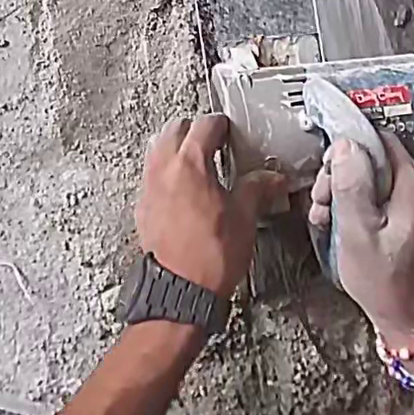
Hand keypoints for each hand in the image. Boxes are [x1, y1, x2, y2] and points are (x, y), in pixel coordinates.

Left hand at [135, 114, 287, 298]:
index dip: (221, 125)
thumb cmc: (210, 255)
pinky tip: (183, 188)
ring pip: (158, 149)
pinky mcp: (143, 206)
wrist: (181, 289)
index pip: (205, 125)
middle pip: (175, 129)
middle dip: (194, 130)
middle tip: (214, 142)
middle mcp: (164, 170)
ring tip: (198, 162)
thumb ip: (257, 188)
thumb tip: (271, 178)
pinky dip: (166, 172)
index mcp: (191, 164)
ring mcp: (149, 187)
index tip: (230, 131)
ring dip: (176, 148)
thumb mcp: (245, 216)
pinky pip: (152, 175)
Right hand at [308, 132, 413, 339]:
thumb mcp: (357, 232)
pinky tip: (338, 223)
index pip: (379, 141)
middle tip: (322, 201)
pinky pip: (376, 196)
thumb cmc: (384, 282)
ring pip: (371, 178)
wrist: (408, 318)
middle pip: (373, 159)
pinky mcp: (407, 217)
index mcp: (412, 188)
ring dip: (343, 191)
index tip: (327, 170)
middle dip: (340, 174)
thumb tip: (345, 146)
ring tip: (326, 216)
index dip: (348, 149)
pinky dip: (354, 205)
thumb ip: (351, 186)